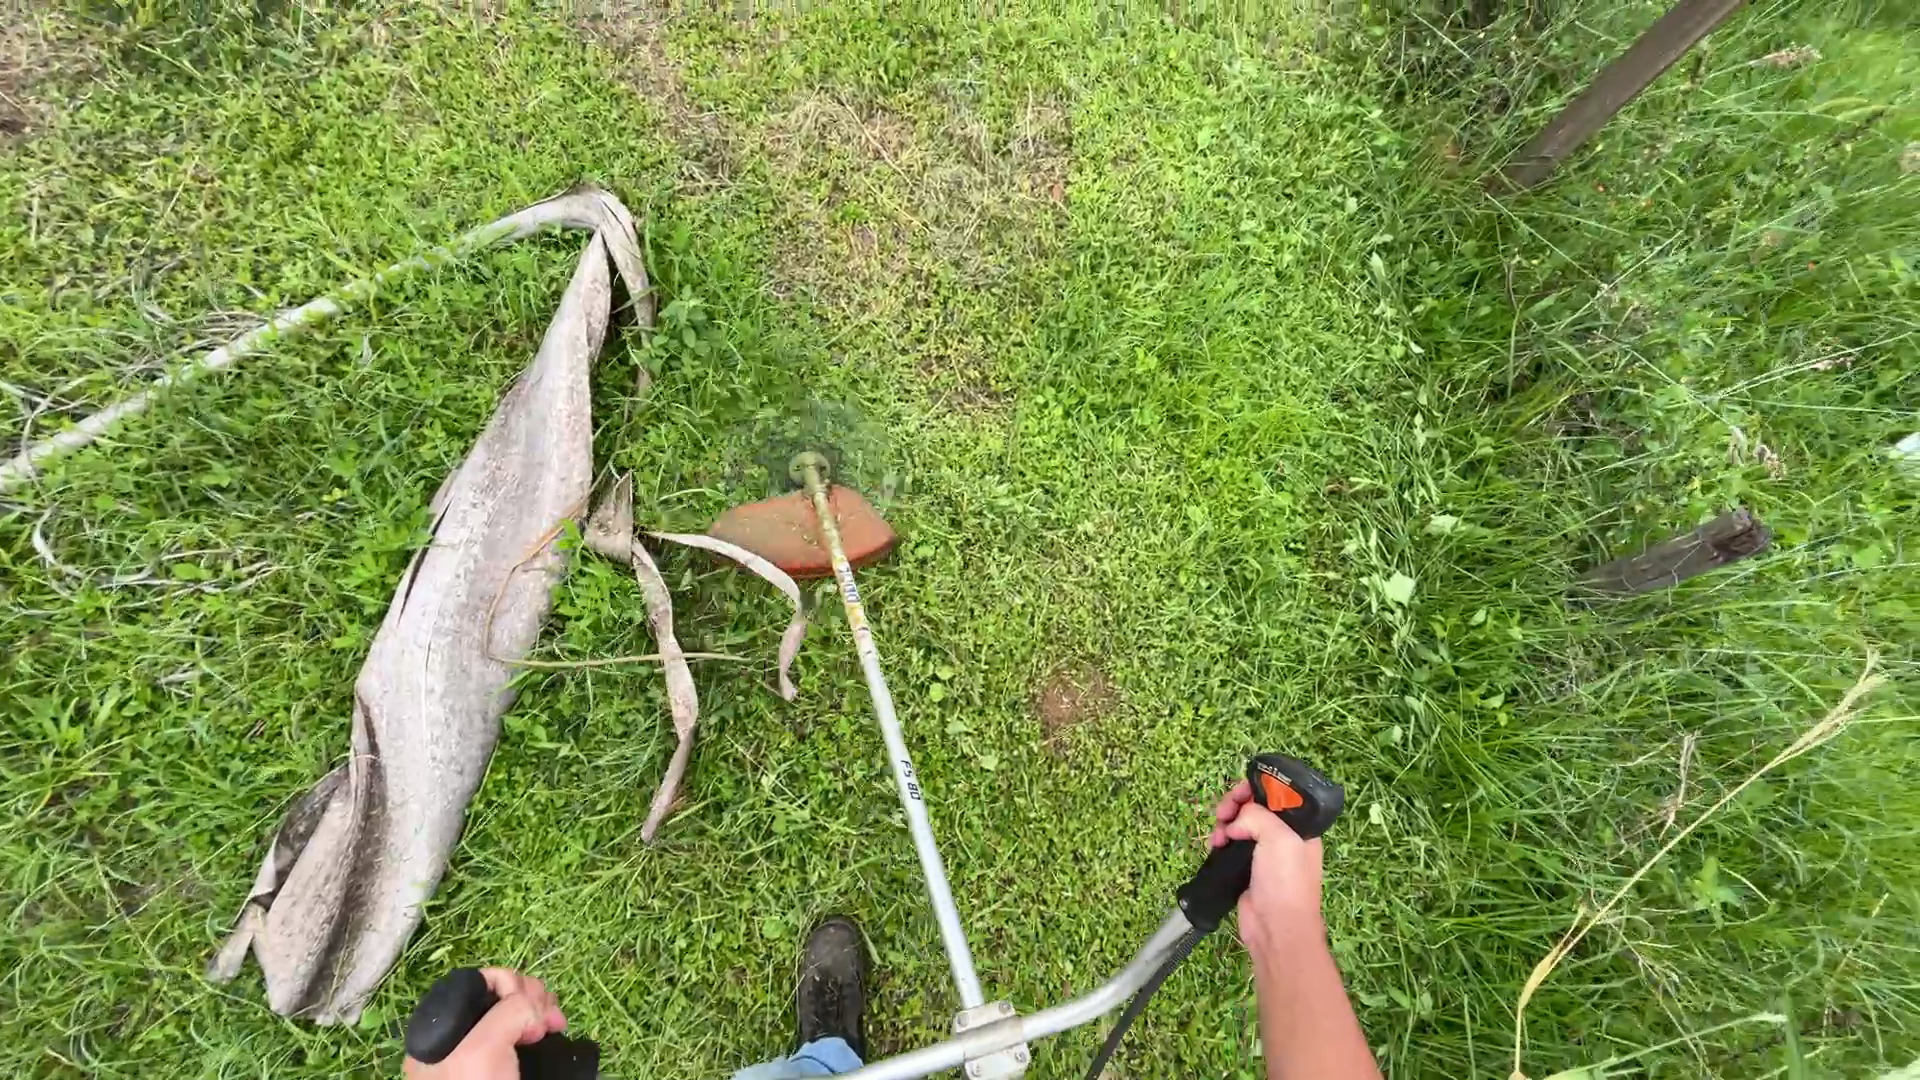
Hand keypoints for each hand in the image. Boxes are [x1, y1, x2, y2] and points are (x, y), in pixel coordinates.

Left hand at [403, 968, 567, 1079]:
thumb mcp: (482, 1049)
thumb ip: (509, 1011)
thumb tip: (535, 1012)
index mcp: (437, 1033)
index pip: (476, 983)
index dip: (509, 982)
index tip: (529, 1005)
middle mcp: (457, 1038)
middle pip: (501, 992)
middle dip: (531, 994)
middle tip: (548, 1016)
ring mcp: (481, 1052)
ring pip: (516, 1006)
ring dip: (542, 1005)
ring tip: (555, 1024)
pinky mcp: (502, 1063)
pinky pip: (525, 1025)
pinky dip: (544, 1019)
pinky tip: (555, 1029)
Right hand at [1208, 779, 1325, 956]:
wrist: (1276, 928)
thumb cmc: (1284, 881)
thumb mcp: (1279, 837)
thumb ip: (1256, 815)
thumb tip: (1235, 823)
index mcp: (1300, 827)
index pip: (1277, 794)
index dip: (1256, 789)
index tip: (1239, 793)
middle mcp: (1283, 836)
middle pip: (1254, 806)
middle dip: (1235, 804)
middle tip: (1223, 813)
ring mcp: (1264, 851)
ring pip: (1238, 822)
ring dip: (1224, 822)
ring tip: (1218, 835)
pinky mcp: (1246, 865)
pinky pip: (1230, 841)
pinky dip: (1220, 838)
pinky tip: (1215, 844)